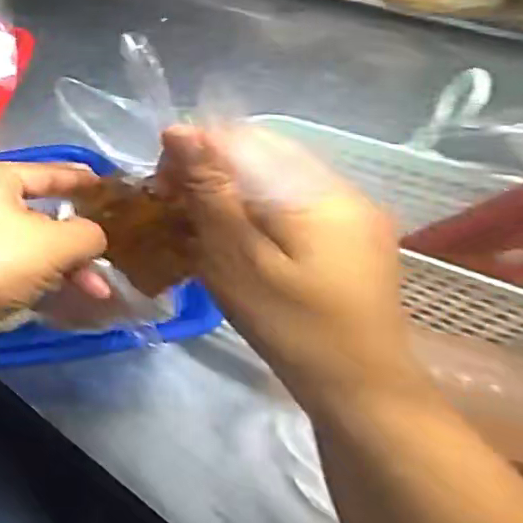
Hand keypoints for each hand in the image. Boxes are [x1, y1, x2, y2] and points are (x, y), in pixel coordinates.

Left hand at [0, 159, 110, 344]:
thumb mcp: (53, 246)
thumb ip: (85, 233)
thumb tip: (91, 234)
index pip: (43, 171)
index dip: (79, 180)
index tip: (108, 184)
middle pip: (36, 207)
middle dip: (74, 238)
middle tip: (108, 249)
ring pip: (25, 233)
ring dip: (61, 260)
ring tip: (97, 287)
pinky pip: (8, 248)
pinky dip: (36, 265)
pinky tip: (67, 287)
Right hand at [158, 126, 428, 406]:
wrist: (362, 392)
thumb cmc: (291, 325)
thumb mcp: (236, 258)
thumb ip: (209, 191)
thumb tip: (178, 131)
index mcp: (318, 193)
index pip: (242, 139)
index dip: (192, 151)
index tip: (161, 186)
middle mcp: (340, 189)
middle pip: (257, 149)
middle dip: (206, 166)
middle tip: (172, 201)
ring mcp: (347, 210)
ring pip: (269, 171)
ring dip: (224, 184)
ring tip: (195, 217)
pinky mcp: (344, 231)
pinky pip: (285, 194)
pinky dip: (249, 202)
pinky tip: (231, 231)